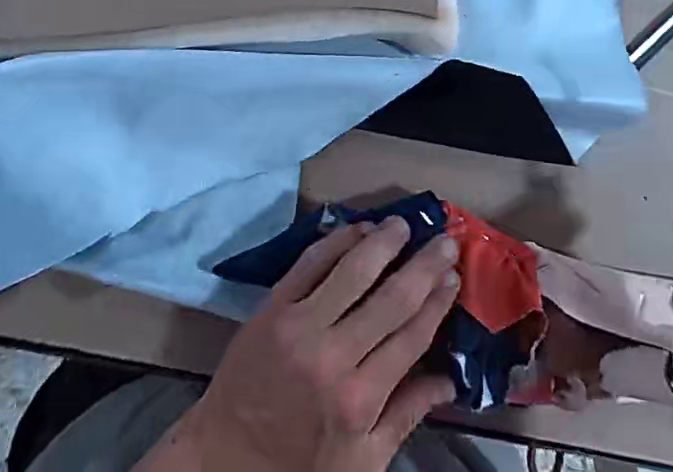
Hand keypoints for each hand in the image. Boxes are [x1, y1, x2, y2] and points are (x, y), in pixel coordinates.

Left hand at [138, 216, 461, 471]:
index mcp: (360, 399)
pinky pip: (310, 264)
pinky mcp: (270, 312)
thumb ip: (407, 415)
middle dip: (426, 265)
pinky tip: (359, 229)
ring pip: (353, 271)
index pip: (413, 334)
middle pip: (394, 297)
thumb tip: (450, 380)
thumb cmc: (297, 468)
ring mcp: (298, 329)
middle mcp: (333, 358)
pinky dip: (337, 241)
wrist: (217, 464)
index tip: (454, 276)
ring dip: (384, 242)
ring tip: (404, 224)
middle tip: (447, 240)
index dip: (439, 301)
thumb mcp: (359, 464)